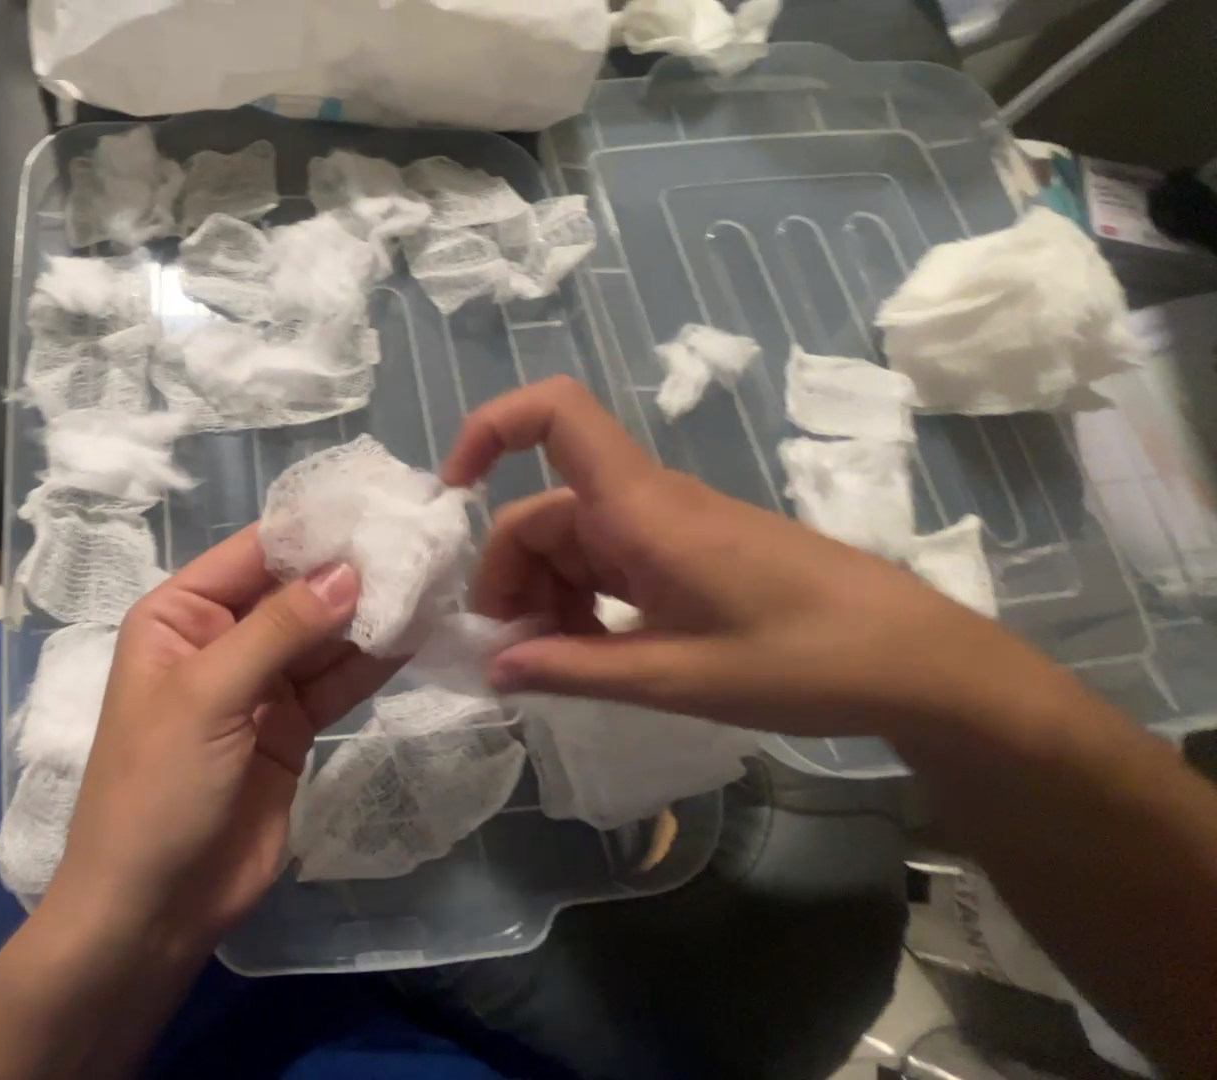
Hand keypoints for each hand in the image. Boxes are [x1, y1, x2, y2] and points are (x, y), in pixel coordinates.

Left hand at [47, 526, 396, 955]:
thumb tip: (349, 570)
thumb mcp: (209, 696)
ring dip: (369, 616)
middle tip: (420, 546)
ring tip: (431, 583)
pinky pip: (334, 682)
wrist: (154, 905)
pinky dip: (370, 663)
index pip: (251, 554)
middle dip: (349, 573)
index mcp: (179, 615)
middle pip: (292, 591)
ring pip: (321, 636)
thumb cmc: (158, 787)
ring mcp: (257, 684)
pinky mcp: (289, 726)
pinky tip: (414, 636)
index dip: (312, 532)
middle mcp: (218, 638)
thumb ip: (279, 629)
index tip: (378, 508)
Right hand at [442, 377, 1054, 737]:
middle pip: (537, 514)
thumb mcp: (676, 678)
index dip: (488, 430)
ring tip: (554, 666)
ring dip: (541, 599)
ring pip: (564, 544)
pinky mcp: (676, 552)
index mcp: (640, 509)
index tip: (452, 494)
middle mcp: (641, 504)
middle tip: (508, 653)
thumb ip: (572, 670)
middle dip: (506, 578)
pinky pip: (598, 564)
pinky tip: (591, 655)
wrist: (920, 664)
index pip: (554, 415)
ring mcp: (659, 527)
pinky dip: (576, 605)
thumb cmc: (805, 661)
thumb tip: (490, 670)